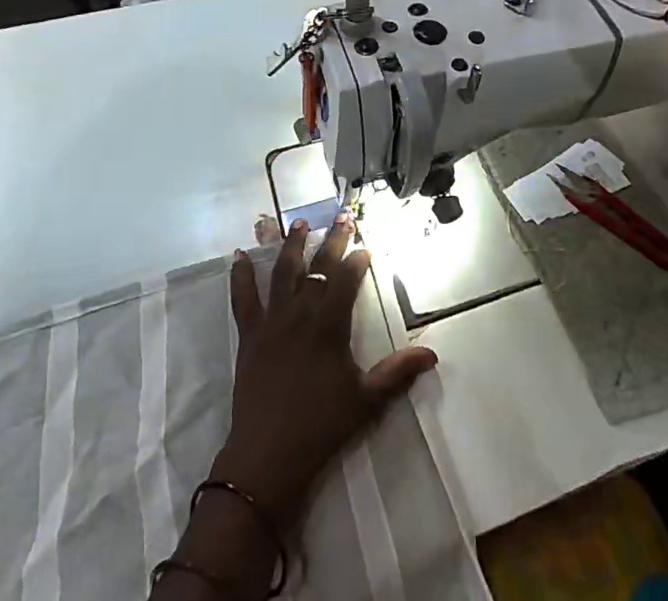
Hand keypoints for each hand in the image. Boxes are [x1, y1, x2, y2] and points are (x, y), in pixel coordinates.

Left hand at [214, 214, 437, 524]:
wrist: (270, 450)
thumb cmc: (322, 425)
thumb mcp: (367, 401)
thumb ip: (397, 373)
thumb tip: (431, 353)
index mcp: (328, 328)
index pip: (344, 283)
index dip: (356, 261)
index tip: (365, 246)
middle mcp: (299, 315)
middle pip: (316, 269)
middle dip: (331, 241)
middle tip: (341, 216)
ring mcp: (270, 321)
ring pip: (281, 274)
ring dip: (291, 246)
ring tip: (299, 223)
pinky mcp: (249, 333)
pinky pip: (242, 298)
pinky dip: (239, 275)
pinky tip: (237, 255)